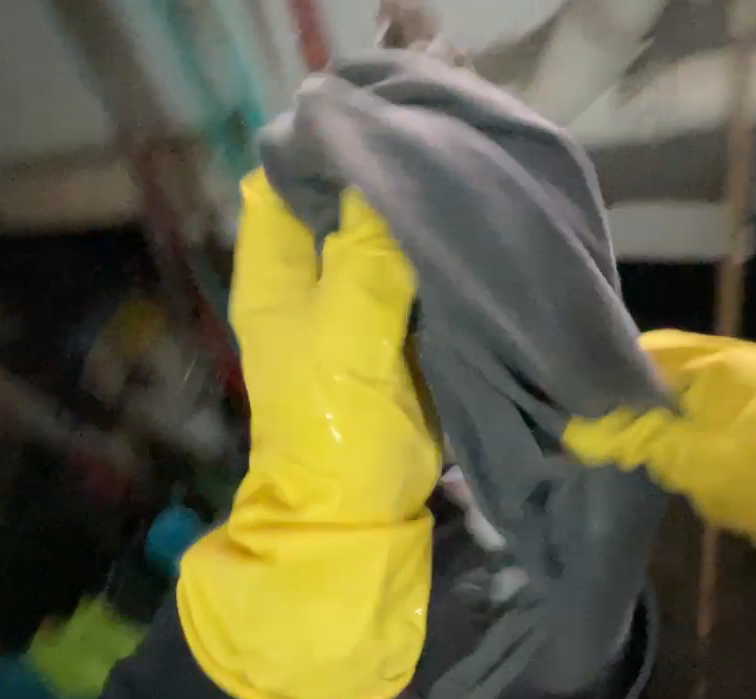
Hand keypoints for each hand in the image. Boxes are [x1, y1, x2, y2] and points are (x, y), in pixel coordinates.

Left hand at [177, 171, 440, 698]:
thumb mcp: (348, 336)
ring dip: (421, 225)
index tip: (387, 125)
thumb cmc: (338, 428)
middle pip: (342, 210)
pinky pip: (419, 288)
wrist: (363, 515)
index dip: (327, 149)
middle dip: (386, 182)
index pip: (286, 182)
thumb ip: (367, 256)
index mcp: (278, 276)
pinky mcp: (399, 343)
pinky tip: (478, 240)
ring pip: (386, 248)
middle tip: (445, 150)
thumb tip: (388, 173)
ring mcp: (356, 315)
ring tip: (469, 184)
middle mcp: (312, 286)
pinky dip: (442, 268)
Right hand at [564, 331, 755, 698]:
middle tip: (600, 432)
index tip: (580, 403)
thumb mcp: (687, 457)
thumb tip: (574, 433)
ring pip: (696, 402)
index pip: (653, 348)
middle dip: (638, 404)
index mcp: (728, 359)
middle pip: (674, 375)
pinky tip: (676, 466)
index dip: (613, 375)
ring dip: (665, 425)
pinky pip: (719, 423)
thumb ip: (631, 439)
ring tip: (630, 452)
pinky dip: (693, 439)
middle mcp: (749, 367)